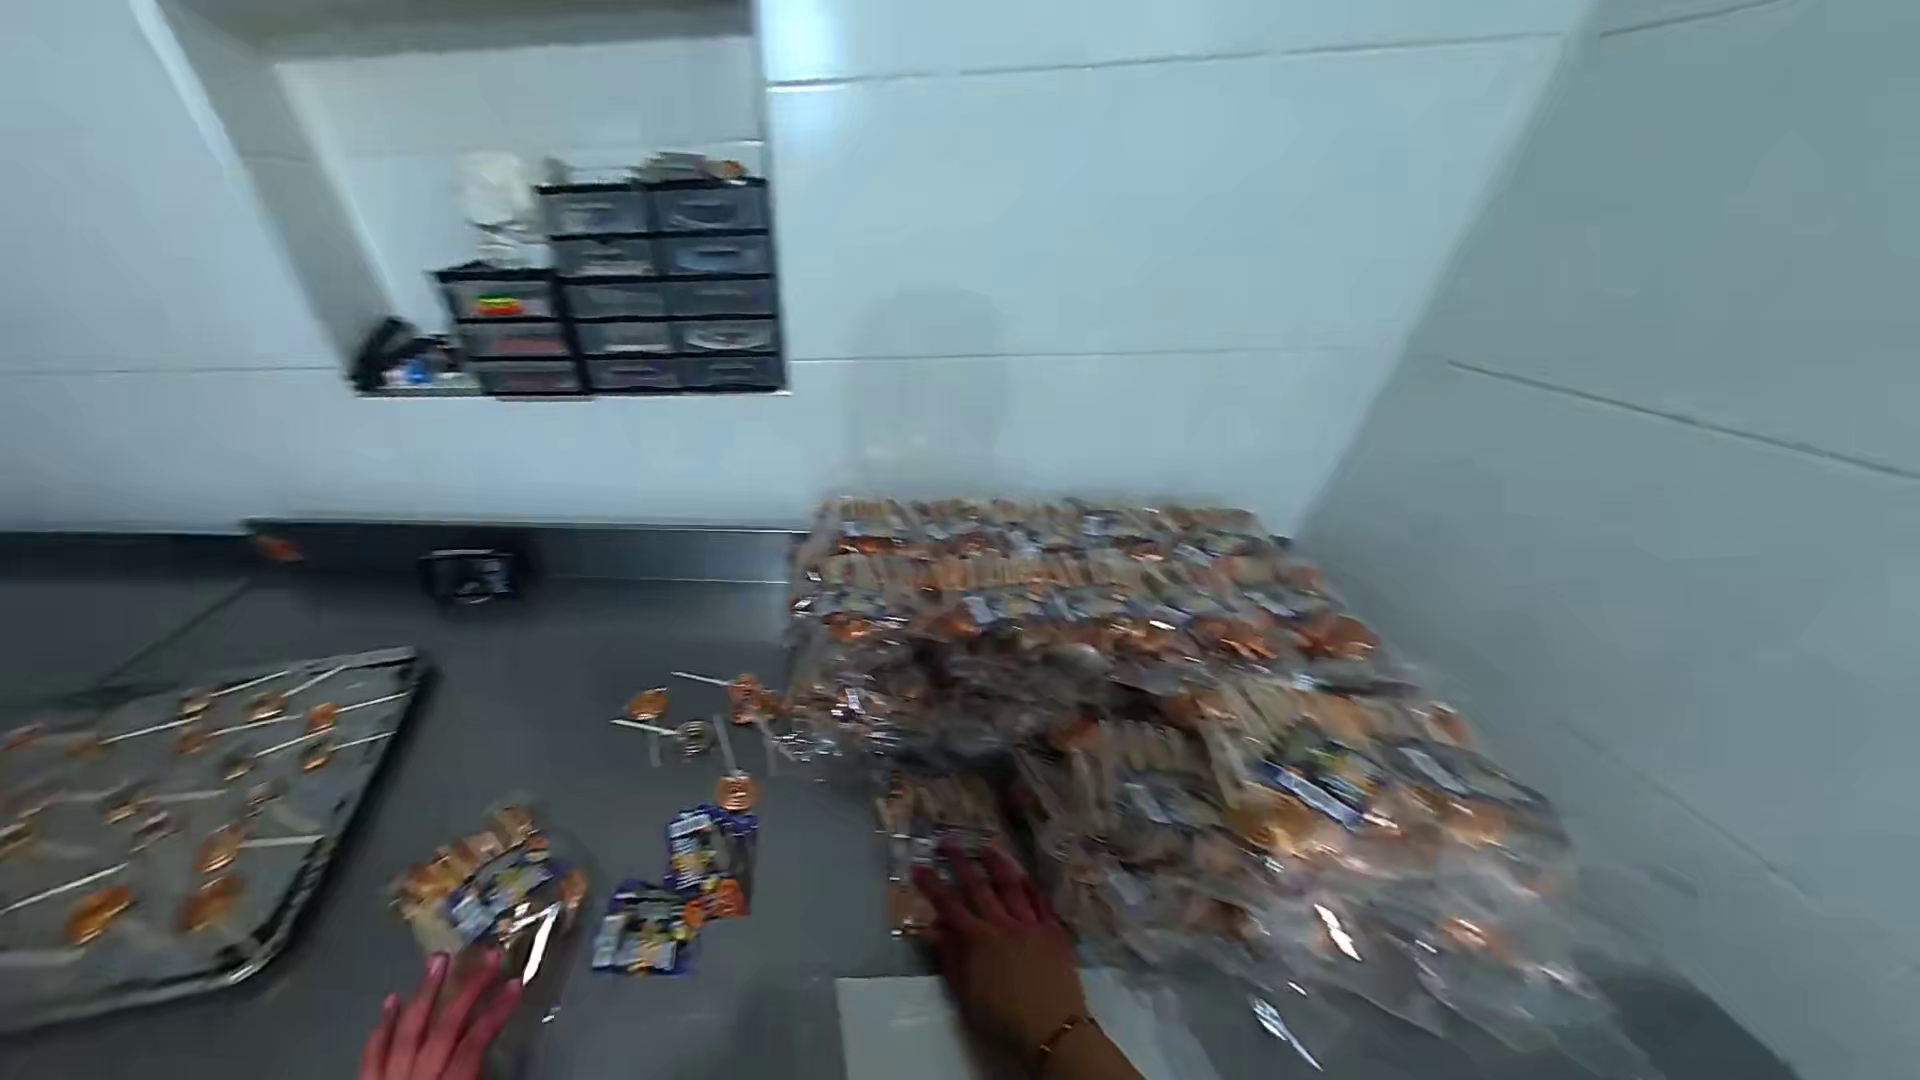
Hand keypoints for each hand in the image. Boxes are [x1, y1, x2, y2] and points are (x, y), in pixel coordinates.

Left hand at [361, 949, 523, 1079]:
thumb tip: (498, 1057)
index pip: (473, 1046)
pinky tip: (391, 1000)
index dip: (496, 1012)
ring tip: (438, 960)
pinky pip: (370, 1059)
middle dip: (467, 991)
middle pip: (441, 1032)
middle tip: (489, 956)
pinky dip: (381, 1029)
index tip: (517, 982)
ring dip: (423, 996)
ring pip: (404, 1036)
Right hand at [912, 844, 1087, 1055]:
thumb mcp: (967, 998)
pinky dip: (1030, 885)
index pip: (949, 905)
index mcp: (979, 941)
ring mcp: (1030, 923)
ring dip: (997, 864)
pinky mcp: (1053, 929)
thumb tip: (934, 929)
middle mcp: (1002, 924)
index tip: (919, 866)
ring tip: (987, 847)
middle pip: (977, 887)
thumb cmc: (1004, 1020)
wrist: (1052, 1031)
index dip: (932, 885)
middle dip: (960, 862)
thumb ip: (951, 960)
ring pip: (1010, 885)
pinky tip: (1024, 875)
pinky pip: (1040, 900)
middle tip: (948, 841)